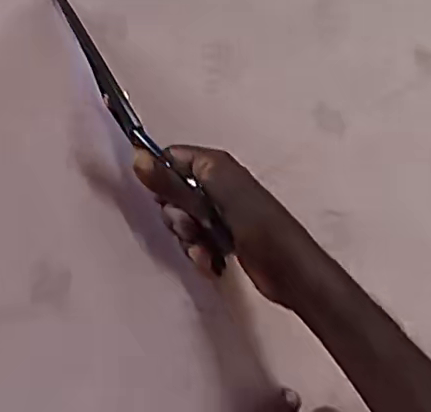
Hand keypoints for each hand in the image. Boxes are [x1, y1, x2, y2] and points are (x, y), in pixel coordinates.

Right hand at [132, 145, 329, 312]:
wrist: (294, 274)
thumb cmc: (255, 226)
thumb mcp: (207, 201)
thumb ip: (170, 182)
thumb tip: (136, 157)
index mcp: (212, 165)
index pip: (169, 158)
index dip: (160, 178)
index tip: (159, 198)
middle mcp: (215, 183)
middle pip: (173, 192)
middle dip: (176, 214)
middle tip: (189, 226)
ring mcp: (220, 211)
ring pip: (183, 219)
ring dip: (188, 238)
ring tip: (204, 250)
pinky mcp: (224, 237)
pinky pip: (197, 239)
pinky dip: (200, 252)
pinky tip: (211, 263)